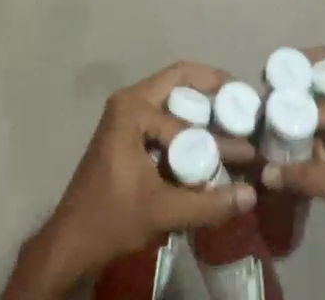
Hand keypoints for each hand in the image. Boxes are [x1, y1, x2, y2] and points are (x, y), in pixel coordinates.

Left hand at [3, 61, 257, 298]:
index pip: (187, 111)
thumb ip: (210, 203)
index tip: (250, 139)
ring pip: (172, 101)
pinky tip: (210, 148)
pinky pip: (163, 119)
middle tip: (246, 108)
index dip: (221, 129)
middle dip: (213, 93)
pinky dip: (188, 129)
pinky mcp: (126, 135)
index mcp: (132, 109)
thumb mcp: (163, 211)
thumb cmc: (112, 218)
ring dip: (202, 113)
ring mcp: (125, 116)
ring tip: (235, 129)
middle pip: (179, 82)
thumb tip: (252, 194)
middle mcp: (129, 102)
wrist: (72, 242)